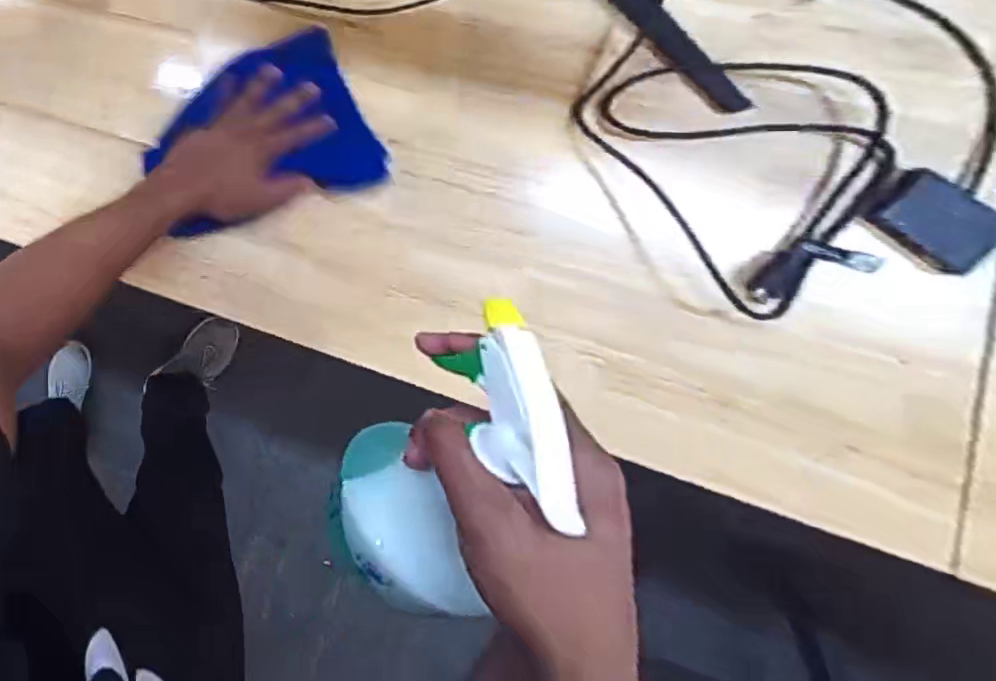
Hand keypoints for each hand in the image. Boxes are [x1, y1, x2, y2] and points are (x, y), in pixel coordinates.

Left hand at [142, 65, 334, 222]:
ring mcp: (225, 126)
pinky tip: (230, 78)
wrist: (179, 187)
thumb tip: (311, 180)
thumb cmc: (220, 197)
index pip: (294, 137)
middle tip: (312, 85)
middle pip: (275, 112)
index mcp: (262, 151)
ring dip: (261, 85)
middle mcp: (247, 132)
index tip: (331, 119)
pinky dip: (225, 91)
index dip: (313, 128)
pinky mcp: (206, 126)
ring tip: (273, 69)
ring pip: (247, 100)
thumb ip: (285, 189)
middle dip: (295, 99)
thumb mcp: (258, 199)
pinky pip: (218, 104)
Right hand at [405, 333, 637, 680]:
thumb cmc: (543, 599)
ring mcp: (568, 492)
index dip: (478, 352)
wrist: (576, 678)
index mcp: (580, 461)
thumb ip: (456, 458)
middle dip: (453, 415)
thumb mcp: (490, 524)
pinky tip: (446, 485)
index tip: (427, 348)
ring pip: (501, 440)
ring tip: (421, 470)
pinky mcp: (552, 514)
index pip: (528, 380)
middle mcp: (579, 467)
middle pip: (509, 410)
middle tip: (414, 442)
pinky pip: (504, 467)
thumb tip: (430, 416)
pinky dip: (468, 466)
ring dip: (454, 445)